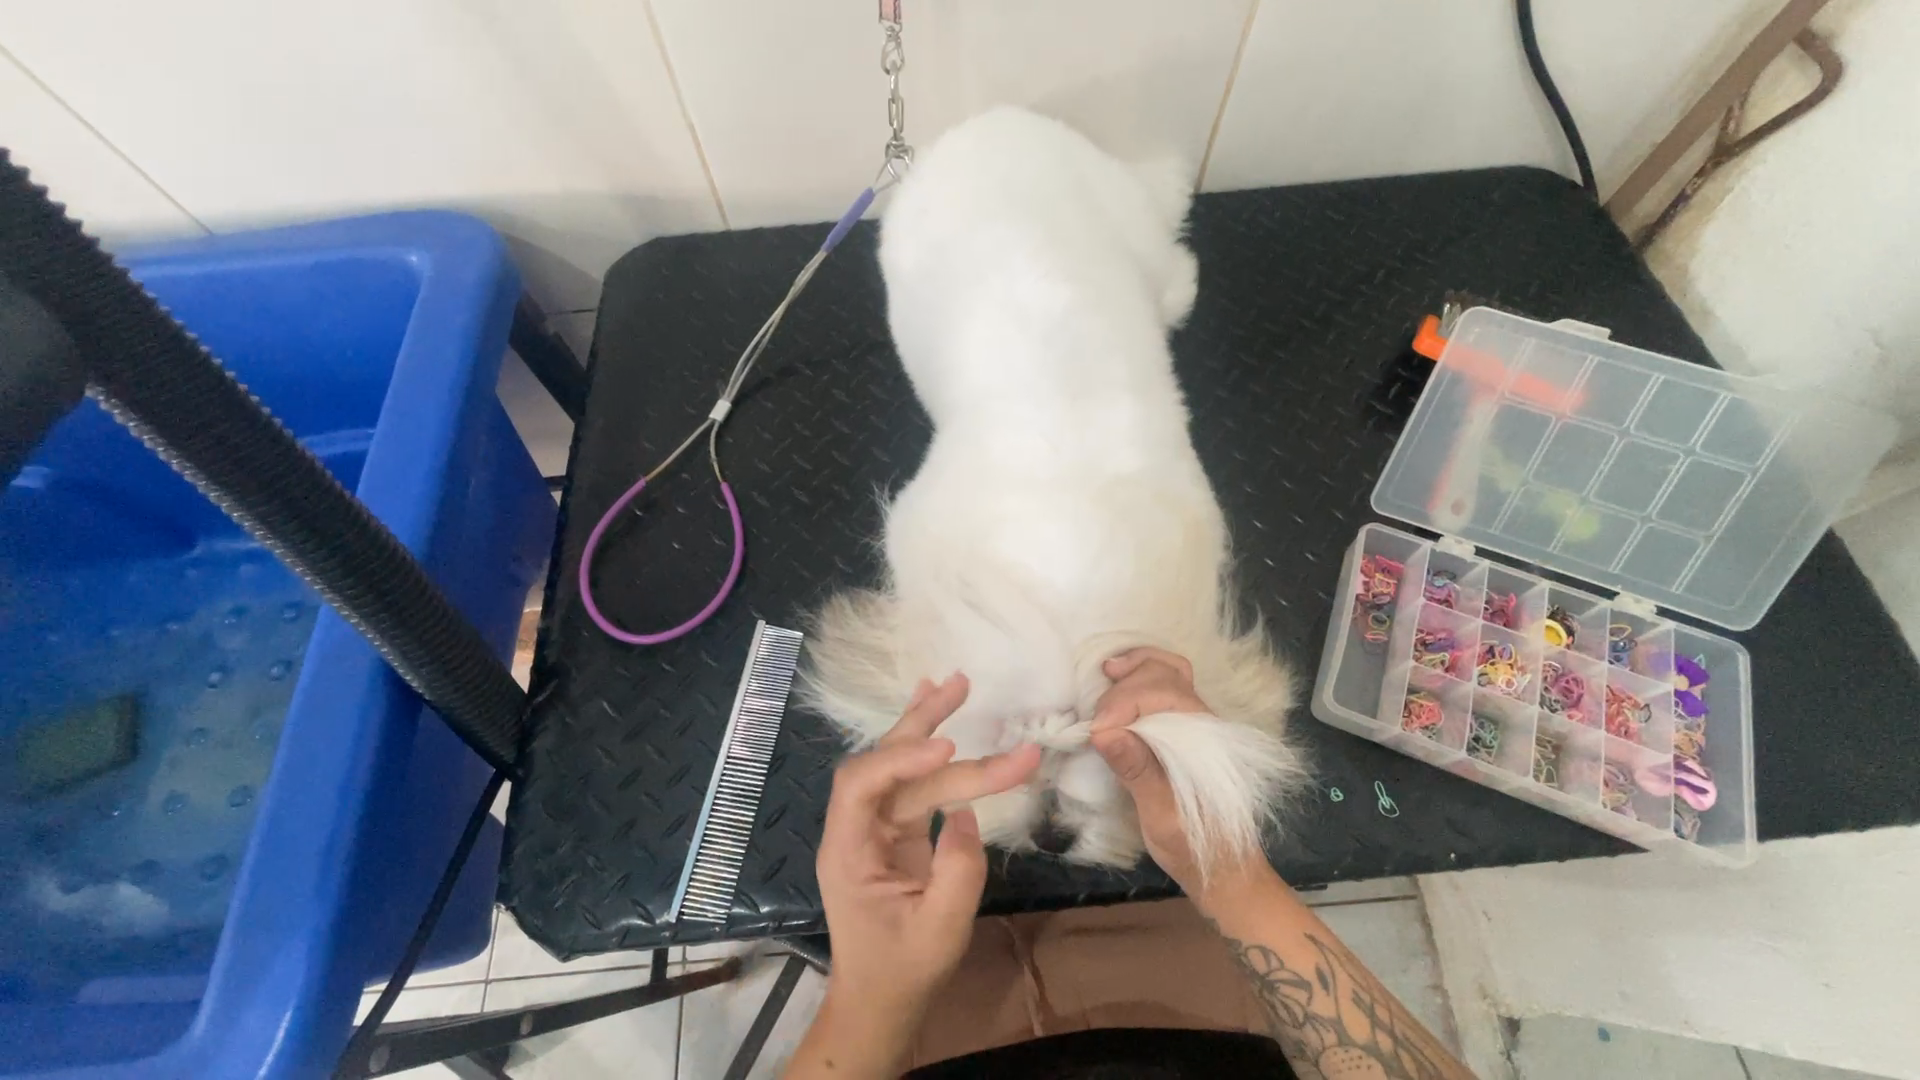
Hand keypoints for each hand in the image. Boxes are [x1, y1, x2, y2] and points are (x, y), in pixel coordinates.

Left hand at [815, 674, 1042, 1022]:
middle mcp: (856, 827)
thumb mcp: (940, 930)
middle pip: (883, 761)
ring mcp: (875, 825)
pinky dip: (928, 748)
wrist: (880, 1001)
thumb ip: (957, 871)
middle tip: (962, 685)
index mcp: (847, 851)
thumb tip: (967, 814)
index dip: (900, 760)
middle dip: (923, 723)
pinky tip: (938, 715)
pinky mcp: (896, 829)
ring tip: (958, 684)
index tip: (949, 747)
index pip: (861, 785)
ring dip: (929, 722)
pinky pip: (912, 781)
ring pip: (900, 764)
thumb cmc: (903, 971)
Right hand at [1089, 648, 1277, 907]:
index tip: (1095, 732)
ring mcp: (1194, 722)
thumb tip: (1103, 733)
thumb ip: (1139, 773)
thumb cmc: (1196, 846)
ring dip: (1137, 666)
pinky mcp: (1182, 727)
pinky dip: (1141, 672)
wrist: (1225, 868)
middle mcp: (1202, 722)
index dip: (1123, 705)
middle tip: (1096, 720)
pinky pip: (1165, 683)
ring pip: (1169, 671)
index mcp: (1202, 740)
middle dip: (1124, 690)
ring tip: (1109, 670)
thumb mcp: (1162, 818)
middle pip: (1164, 677)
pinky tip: (1119, 678)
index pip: (1162, 697)